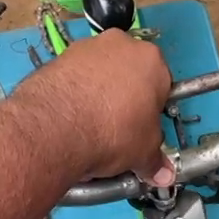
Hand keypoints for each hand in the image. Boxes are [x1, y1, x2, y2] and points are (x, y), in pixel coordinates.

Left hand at [11, 30, 172, 181]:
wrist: (54, 127)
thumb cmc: (113, 131)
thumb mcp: (144, 151)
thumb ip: (155, 159)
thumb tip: (163, 175)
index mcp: (151, 59)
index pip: (161, 86)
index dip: (151, 112)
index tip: (141, 130)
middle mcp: (120, 44)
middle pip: (129, 75)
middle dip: (125, 100)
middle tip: (117, 130)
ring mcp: (86, 47)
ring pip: (99, 75)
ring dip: (97, 97)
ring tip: (89, 129)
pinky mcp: (58, 57)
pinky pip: (74, 79)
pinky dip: (74, 95)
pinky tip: (69, 121)